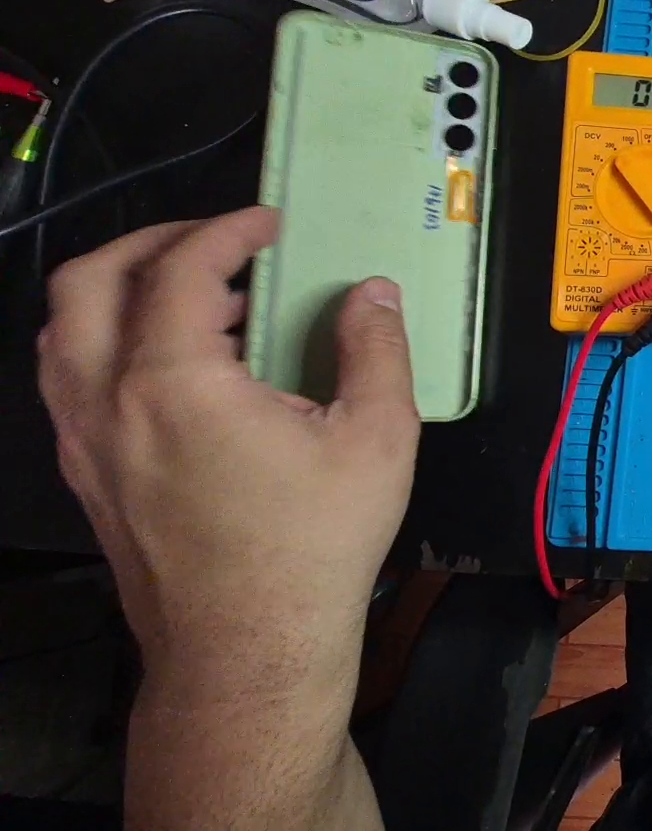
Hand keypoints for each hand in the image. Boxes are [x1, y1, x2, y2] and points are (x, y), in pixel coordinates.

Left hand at [37, 207, 418, 683]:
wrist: (249, 636)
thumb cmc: (319, 532)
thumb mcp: (379, 433)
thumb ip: (375, 350)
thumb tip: (373, 293)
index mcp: (176, 385)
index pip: (176, 273)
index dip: (225, 232)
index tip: (269, 222)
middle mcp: (105, 403)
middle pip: (86, 285)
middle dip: (153, 243)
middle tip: (221, 239)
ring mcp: (84, 441)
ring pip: (66, 331)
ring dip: (128, 289)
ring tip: (207, 294)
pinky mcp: (88, 472)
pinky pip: (76, 376)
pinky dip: (120, 338)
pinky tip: (188, 362)